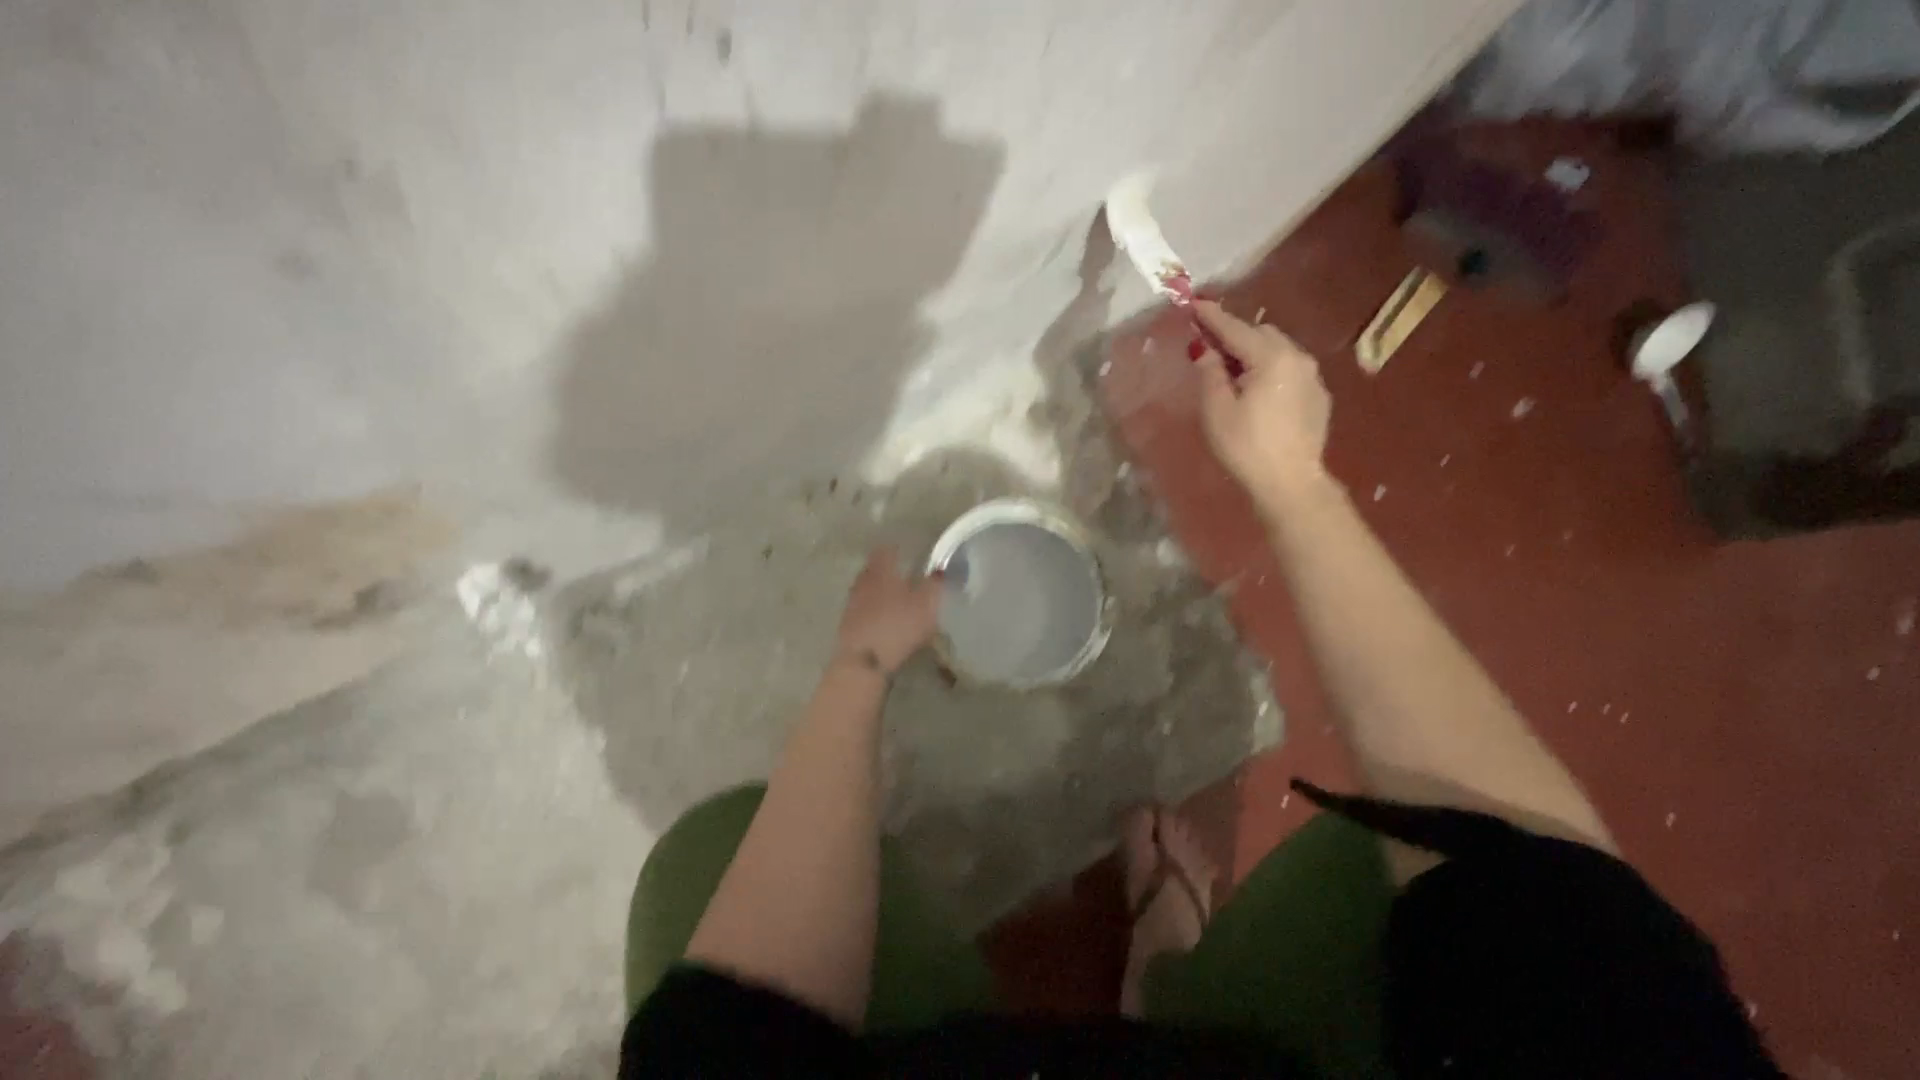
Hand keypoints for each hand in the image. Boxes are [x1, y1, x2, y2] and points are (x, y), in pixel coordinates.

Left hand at [834, 547, 943, 674]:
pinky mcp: (847, 625)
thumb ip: (934, 585)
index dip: (896, 549)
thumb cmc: (898, 626)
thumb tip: (939, 569)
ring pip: (866, 589)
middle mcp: (863, 582)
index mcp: (881, 571)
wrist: (864, 661)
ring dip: (878, 591)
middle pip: (873, 569)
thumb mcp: (927, 604)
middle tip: (902, 574)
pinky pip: (861, 610)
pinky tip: (882, 620)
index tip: (906, 552)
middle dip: (886, 570)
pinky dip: (872, 610)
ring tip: (894, 598)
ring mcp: (851, 604)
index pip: (885, 550)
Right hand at [1192, 301, 1333, 505]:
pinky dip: (1271, 370)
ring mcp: (1312, 377)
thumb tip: (1206, 350)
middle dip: (1236, 335)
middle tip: (1210, 348)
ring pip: (1279, 350)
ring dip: (1255, 352)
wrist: (1291, 483)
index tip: (1193, 303)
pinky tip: (1258, 391)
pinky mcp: (1318, 396)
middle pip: (1261, 333)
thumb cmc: (1247, 447)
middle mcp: (1297, 357)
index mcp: (1271, 357)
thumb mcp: (1217, 410)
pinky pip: (1290, 370)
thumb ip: (1210, 372)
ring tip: (1233, 372)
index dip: (1212, 316)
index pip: (1235, 328)